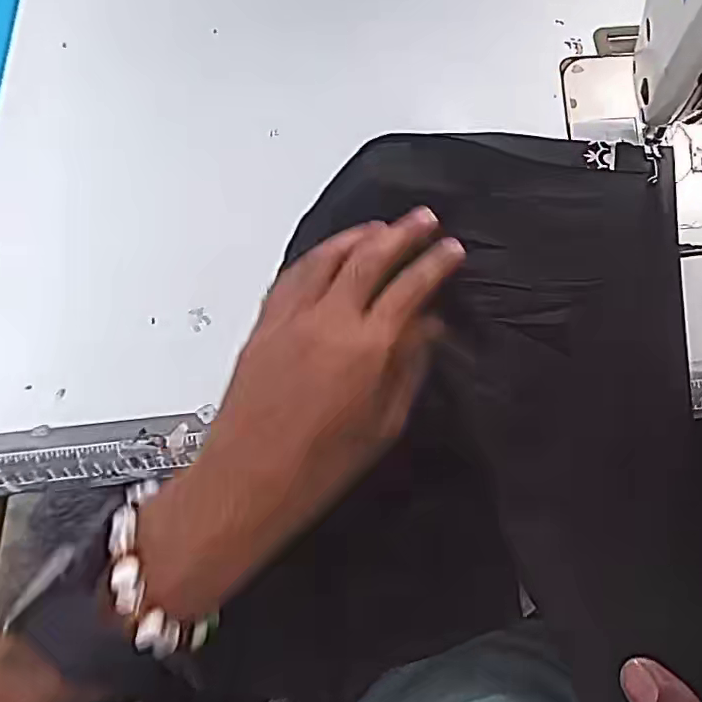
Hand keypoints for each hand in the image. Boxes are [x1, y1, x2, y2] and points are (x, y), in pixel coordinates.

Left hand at [139, 209, 463, 615]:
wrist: (249, 482)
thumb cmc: (321, 465)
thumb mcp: (385, 422)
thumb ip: (409, 365)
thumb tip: (429, 327)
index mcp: (366, 348)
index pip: (411, 288)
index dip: (436, 264)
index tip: (451, 250)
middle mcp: (328, 322)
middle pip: (371, 258)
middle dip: (403, 233)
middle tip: (424, 219)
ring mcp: (292, 319)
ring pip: (328, 257)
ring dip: (359, 235)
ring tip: (381, 226)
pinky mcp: (264, 325)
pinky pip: (292, 275)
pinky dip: (316, 256)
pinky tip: (328, 252)